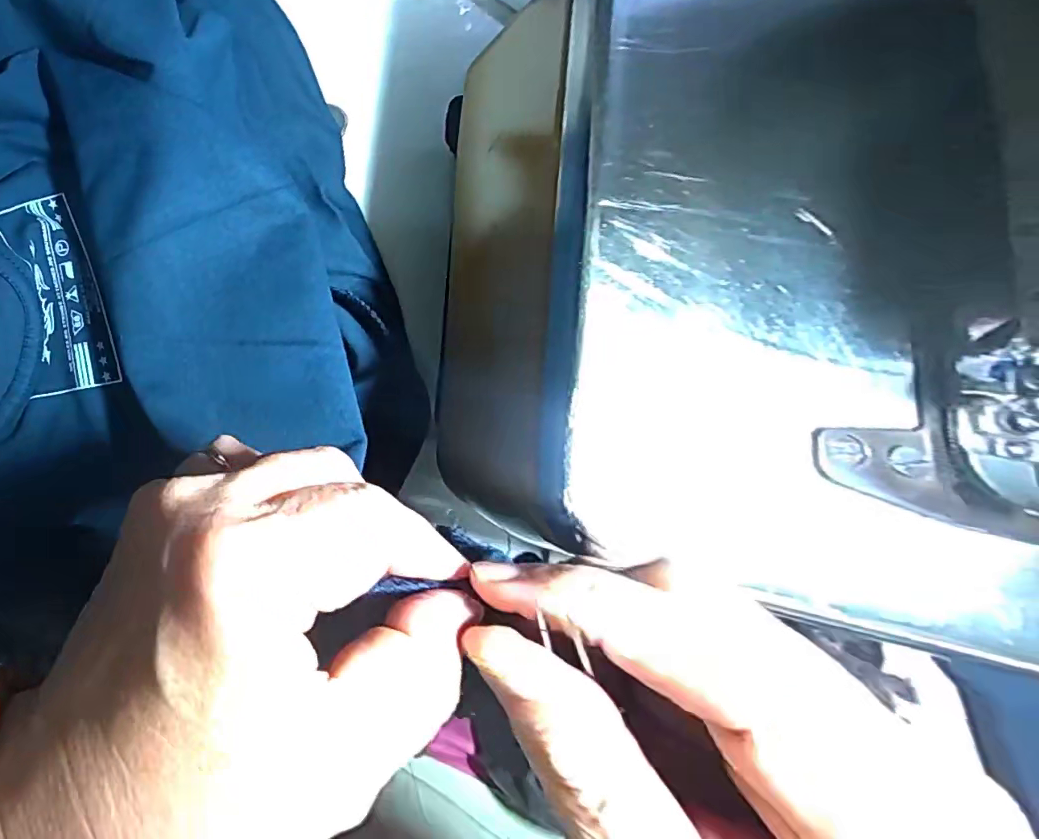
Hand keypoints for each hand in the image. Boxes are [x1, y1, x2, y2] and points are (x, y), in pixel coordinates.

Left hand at [0, 438, 480, 838]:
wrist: (88, 779)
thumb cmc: (201, 789)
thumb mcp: (337, 757)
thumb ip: (414, 670)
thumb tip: (439, 604)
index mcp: (242, 560)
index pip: (367, 512)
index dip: (424, 546)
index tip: (447, 586)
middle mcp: (196, 505)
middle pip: (325, 473)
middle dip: (377, 524)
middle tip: (399, 586)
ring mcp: (165, 496)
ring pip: (281, 461)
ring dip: (324, 504)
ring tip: (341, 570)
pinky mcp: (149, 506)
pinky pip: (232, 468)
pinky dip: (271, 494)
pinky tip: (281, 546)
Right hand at [462, 560, 1033, 838]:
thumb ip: (585, 763)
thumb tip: (495, 647)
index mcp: (893, 804)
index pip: (712, 641)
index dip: (587, 598)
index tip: (494, 584)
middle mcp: (893, 748)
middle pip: (704, 607)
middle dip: (585, 599)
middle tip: (498, 610)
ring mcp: (862, 729)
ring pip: (696, 612)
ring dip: (598, 620)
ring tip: (538, 653)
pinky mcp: (820, 724)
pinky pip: (701, 644)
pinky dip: (627, 648)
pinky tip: (594, 680)